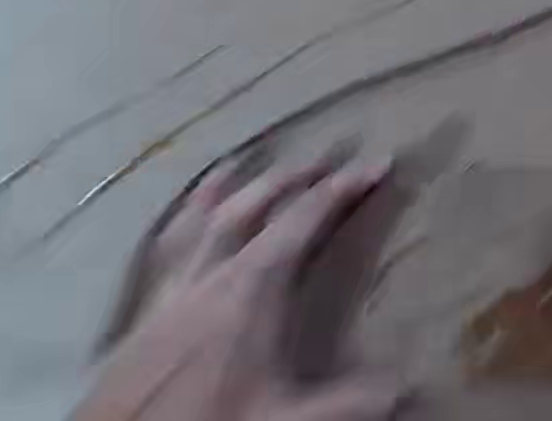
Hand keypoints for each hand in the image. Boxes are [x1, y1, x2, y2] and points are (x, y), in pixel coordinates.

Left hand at [75, 156, 399, 420]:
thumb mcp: (283, 419)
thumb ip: (349, 400)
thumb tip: (415, 384)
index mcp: (249, 287)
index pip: (306, 218)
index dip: (346, 186)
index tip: (380, 161)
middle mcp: (206, 280)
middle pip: (250, 208)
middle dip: (292, 176)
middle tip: (327, 158)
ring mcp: (164, 298)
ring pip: (195, 225)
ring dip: (223, 190)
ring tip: (239, 162)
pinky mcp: (136, 322)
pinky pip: (160, 255)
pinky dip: (178, 225)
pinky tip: (181, 222)